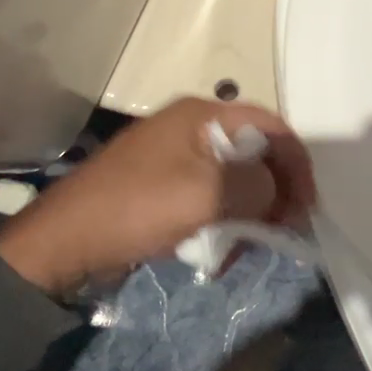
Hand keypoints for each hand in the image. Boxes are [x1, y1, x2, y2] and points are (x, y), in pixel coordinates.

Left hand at [0, 98, 315, 296]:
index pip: (270, 125)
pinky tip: (215, 256)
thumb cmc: (138, 207)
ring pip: (232, 181)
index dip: (296, 161)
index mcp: (202, 114)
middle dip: (273, 193)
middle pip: (253, 153)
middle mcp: (191, 128)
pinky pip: (207, 199)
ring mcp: (174, 157)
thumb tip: (276, 191)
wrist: (64, 242)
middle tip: (283, 231)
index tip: (308, 204)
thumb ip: (257, 186)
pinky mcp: (161, 187)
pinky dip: (219, 223)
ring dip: (247, 215)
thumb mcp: (208, 194)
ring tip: (243, 250)